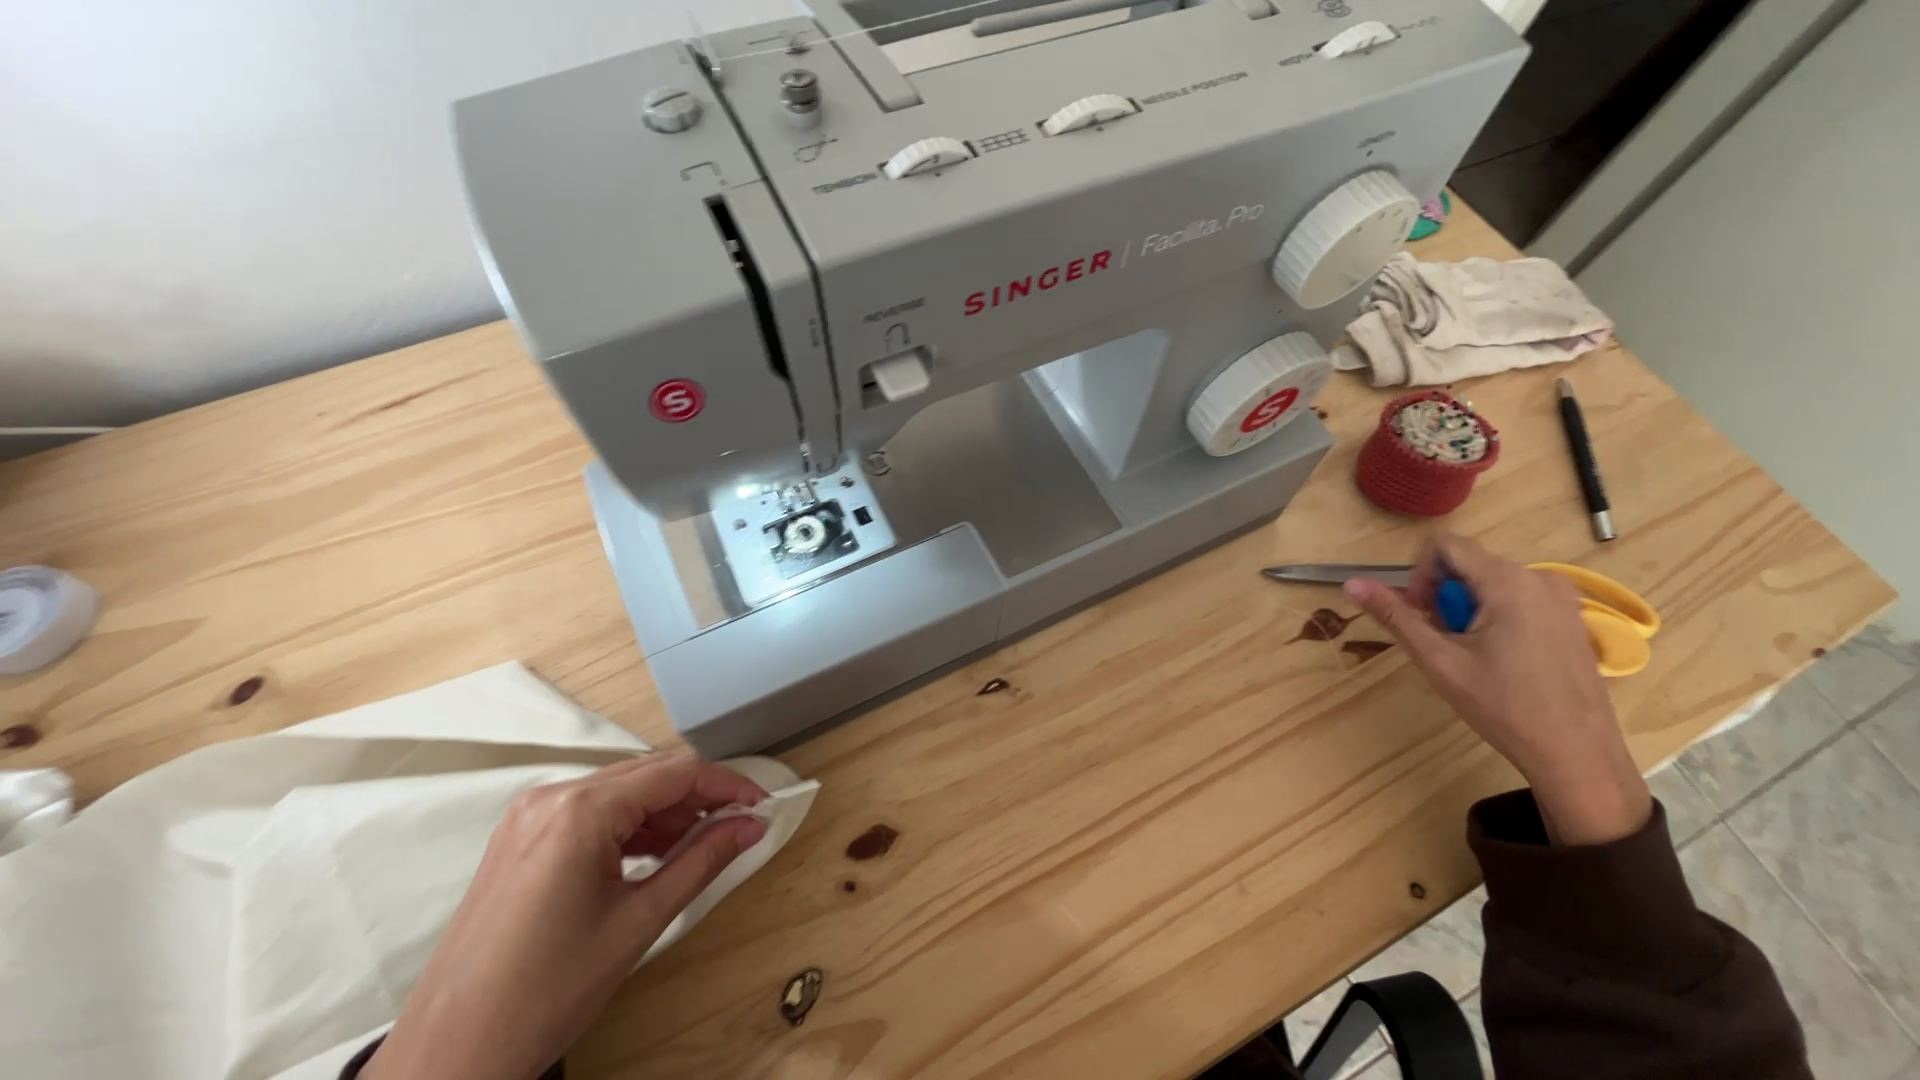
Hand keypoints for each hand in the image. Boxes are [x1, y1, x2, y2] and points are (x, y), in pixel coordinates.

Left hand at [361, 755, 769, 1079]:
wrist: (455, 1046)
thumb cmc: (550, 989)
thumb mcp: (640, 921)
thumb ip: (702, 862)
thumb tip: (751, 826)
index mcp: (581, 810)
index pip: (675, 772)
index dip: (727, 784)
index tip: (762, 805)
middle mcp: (551, 796)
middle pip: (647, 774)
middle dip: (699, 796)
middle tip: (739, 827)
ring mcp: (529, 814)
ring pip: (620, 791)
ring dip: (666, 811)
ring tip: (701, 846)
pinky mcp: (520, 836)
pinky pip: (591, 812)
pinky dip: (630, 826)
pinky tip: (654, 855)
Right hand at [1343, 532, 1650, 844]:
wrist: (1576, 753)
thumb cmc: (1502, 706)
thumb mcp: (1438, 660)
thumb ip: (1395, 616)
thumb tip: (1352, 584)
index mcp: (1507, 581)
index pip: (1444, 545)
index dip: (1419, 574)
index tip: (1420, 613)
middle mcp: (1540, 578)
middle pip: (1468, 565)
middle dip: (1442, 596)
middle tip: (1442, 642)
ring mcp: (1562, 598)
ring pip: (1490, 583)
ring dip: (1467, 609)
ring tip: (1471, 655)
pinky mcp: (1572, 618)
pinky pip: (1518, 598)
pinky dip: (1495, 618)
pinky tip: (1500, 660)